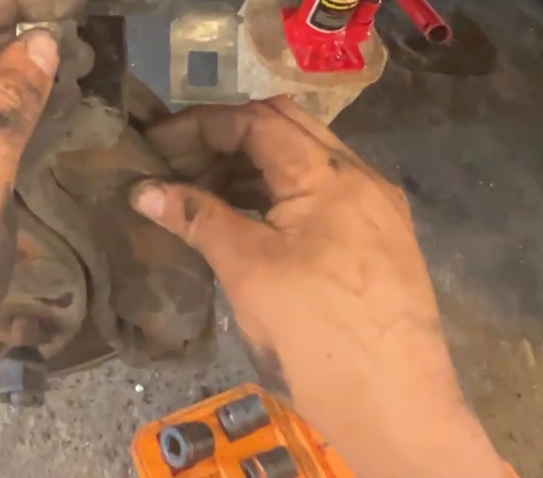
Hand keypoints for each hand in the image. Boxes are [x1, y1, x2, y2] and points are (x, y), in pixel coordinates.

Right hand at [133, 98, 505, 477]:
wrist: (400, 421)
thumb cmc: (316, 336)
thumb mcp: (246, 269)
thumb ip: (196, 217)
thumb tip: (141, 190)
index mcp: (331, 176)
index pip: (255, 121)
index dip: (200, 126)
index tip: (157, 144)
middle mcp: (360, 178)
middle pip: (284, 125)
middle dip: (227, 134)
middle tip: (181, 157)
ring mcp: (376, 209)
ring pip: (304, 156)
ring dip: (251, 161)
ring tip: (204, 186)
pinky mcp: (379, 240)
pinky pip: (320, 189)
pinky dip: (277, 188)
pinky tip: (246, 214)